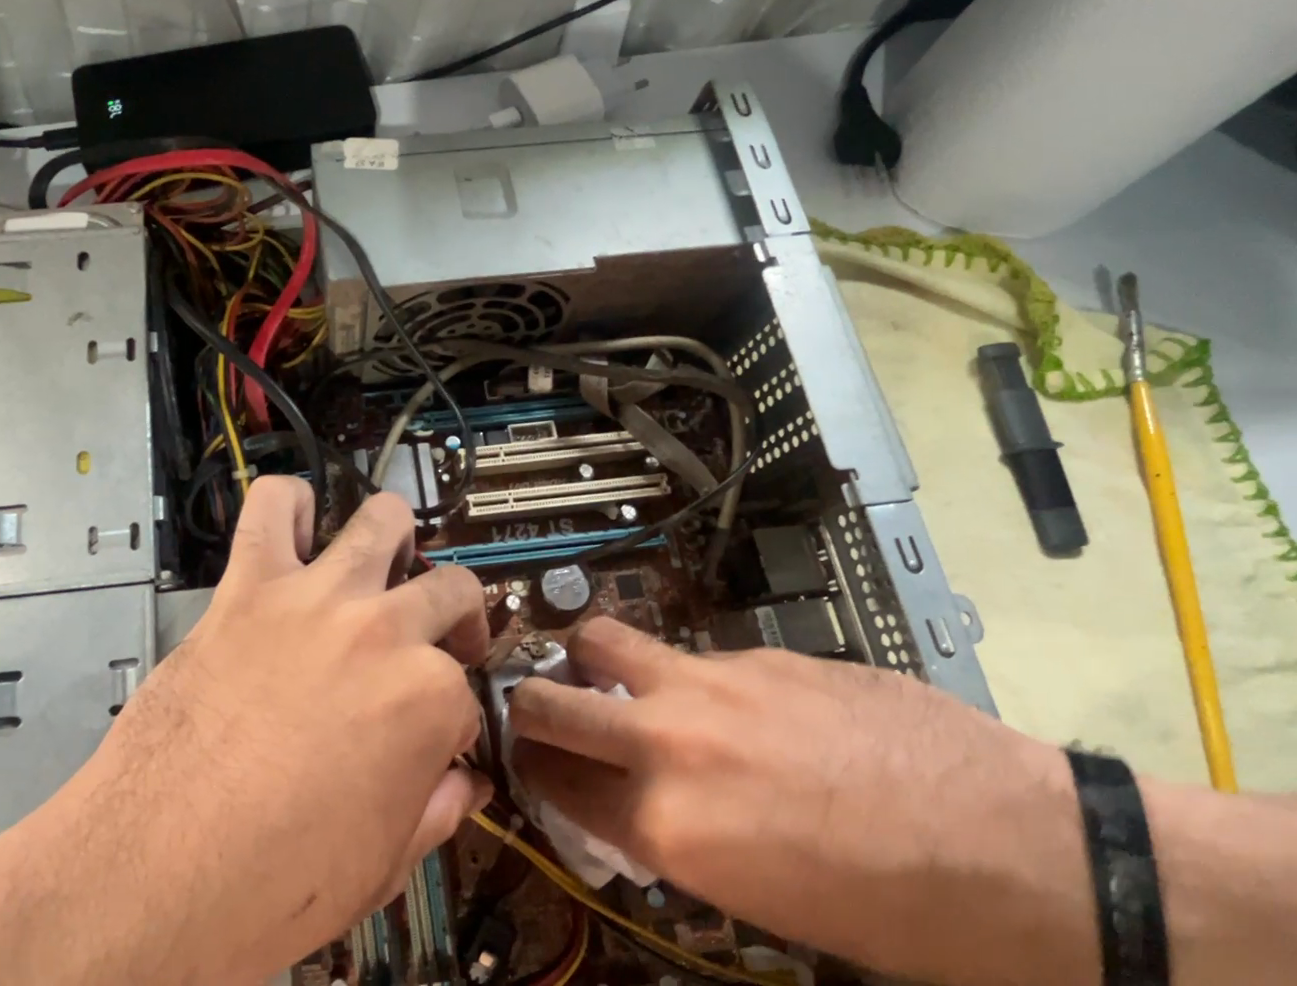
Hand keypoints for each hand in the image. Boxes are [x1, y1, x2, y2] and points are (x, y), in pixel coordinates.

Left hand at [60, 478, 492, 980]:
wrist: (156, 868)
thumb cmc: (270, 881)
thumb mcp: (381, 866)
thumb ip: (434, 811)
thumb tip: (461, 785)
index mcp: (428, 699)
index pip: (464, 694)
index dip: (452, 723)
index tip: (435, 740)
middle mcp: (383, 630)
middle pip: (448, 590)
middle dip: (455, 619)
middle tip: (436, 643)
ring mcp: (315, 599)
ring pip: (381, 520)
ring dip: (394, 536)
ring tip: (384, 562)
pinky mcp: (248, 589)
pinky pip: (272, 507)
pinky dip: (289, 504)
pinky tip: (297, 527)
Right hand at [509, 618, 1096, 985]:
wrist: (1021, 853)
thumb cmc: (888, 911)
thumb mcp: (749, 897)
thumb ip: (666, 834)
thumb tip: (629, 797)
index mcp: (662, 825)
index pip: (549, 781)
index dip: (533, 774)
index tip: (537, 770)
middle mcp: (666, 742)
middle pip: (544, 700)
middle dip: (529, 709)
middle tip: (549, 720)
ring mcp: (711, 685)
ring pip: (599, 639)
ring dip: (591, 661)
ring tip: (619, 683)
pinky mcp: (762, 652)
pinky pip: (693, 657)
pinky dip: (690, 679)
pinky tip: (747, 712)